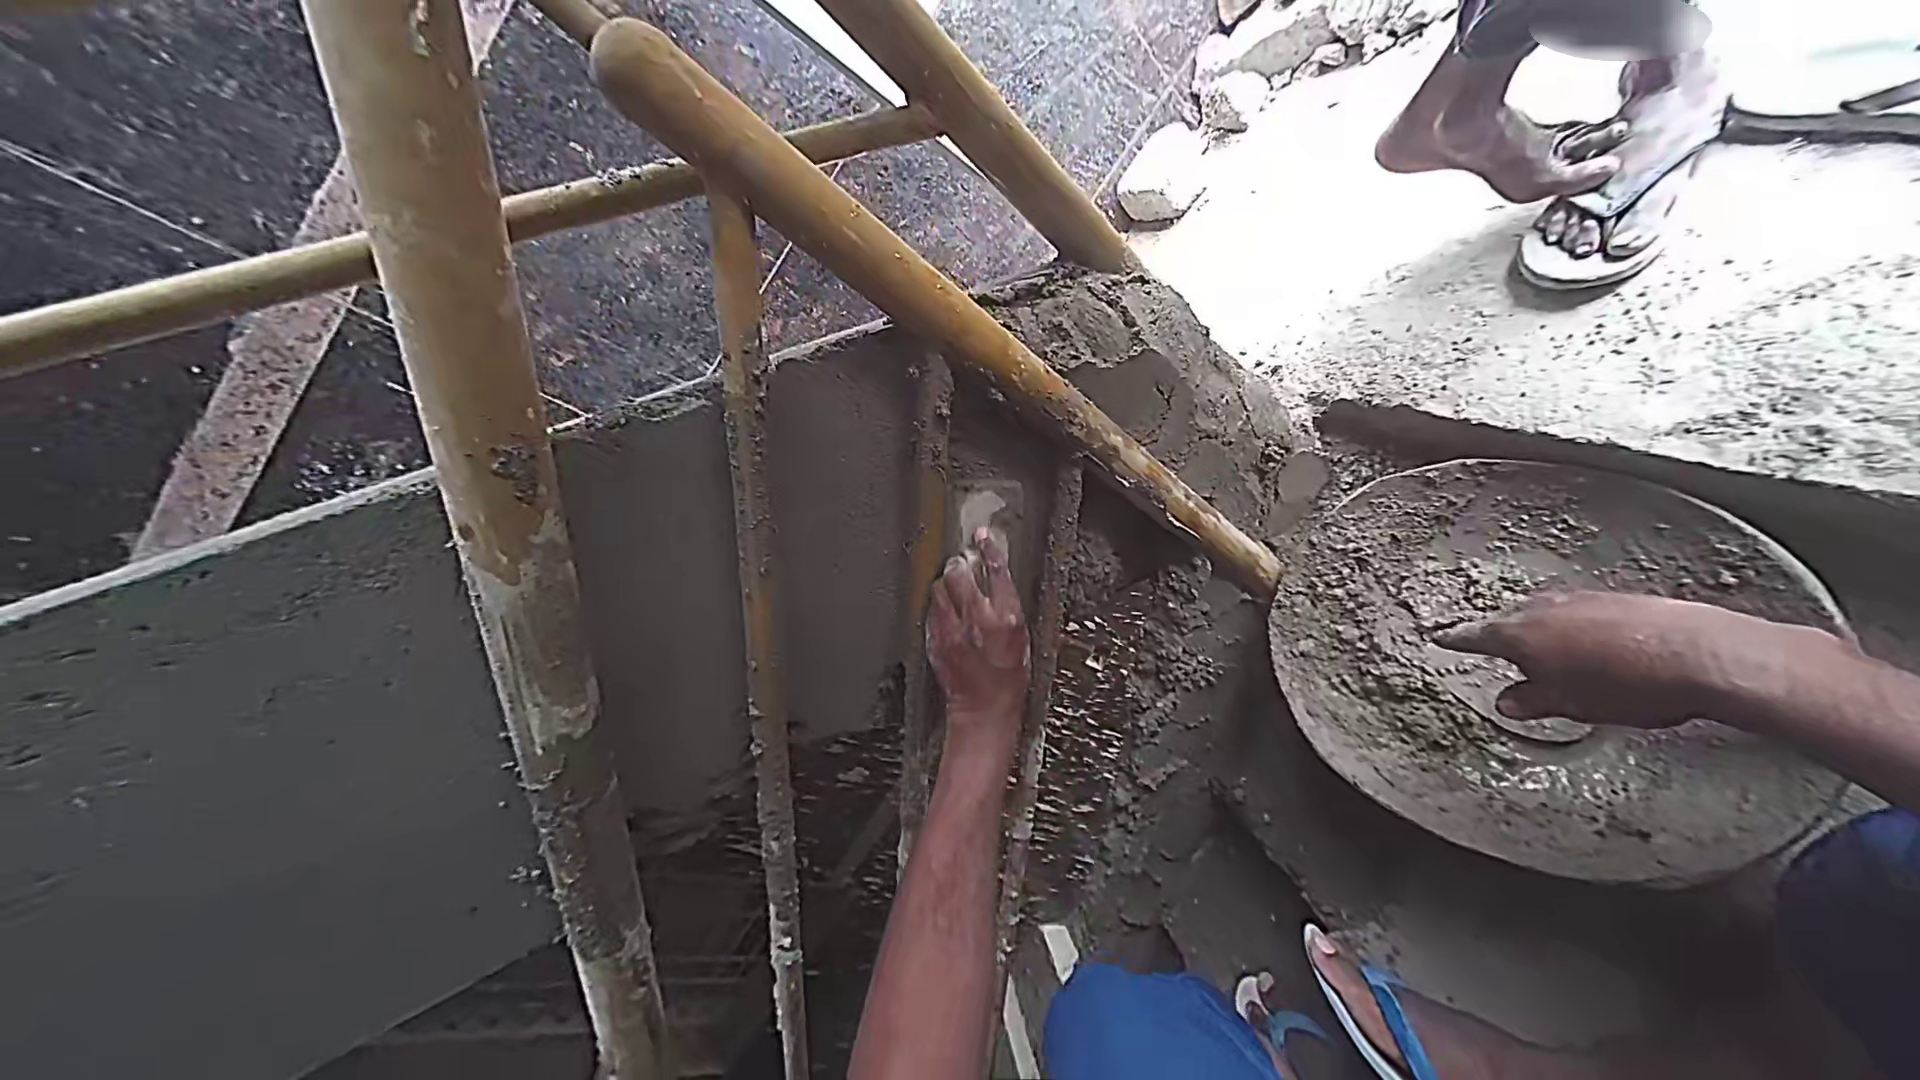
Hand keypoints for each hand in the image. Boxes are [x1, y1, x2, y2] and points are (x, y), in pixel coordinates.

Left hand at [927, 527, 1029, 741]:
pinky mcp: (935, 640)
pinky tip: (947, 615)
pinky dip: (938, 607)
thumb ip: (1008, 608)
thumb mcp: (1022, 640)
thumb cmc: (1009, 679)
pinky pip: (931, 611)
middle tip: (961, 564)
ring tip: (953, 591)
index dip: (989, 548)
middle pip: (959, 573)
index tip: (982, 536)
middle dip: (959, 565)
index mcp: (1007, 617)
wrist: (984, 709)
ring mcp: (952, 629)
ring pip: (939, 589)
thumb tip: (998, 582)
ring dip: (945, 585)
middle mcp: (978, 620)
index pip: (997, 570)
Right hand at [1432, 591, 1843, 729]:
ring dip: (1544, 629)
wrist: (1707, 656)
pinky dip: (1582, 626)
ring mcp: (1581, 599)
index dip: (1452, 640)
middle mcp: (1540, 609)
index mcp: (1515, 634)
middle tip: (1503, 650)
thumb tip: (1509, 702)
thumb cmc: (1627, 683)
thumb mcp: (1569, 704)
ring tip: (1556, 652)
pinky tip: (1601, 645)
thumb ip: (1531, 700)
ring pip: (1546, 613)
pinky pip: (1585, 611)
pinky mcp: (1620, 599)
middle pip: (1507, 619)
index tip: (1439, 639)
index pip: (1470, 636)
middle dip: (1501, 633)